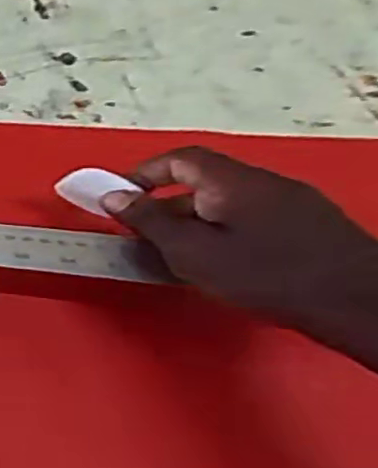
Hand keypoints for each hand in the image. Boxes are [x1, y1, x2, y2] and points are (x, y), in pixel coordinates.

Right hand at [101, 147, 377, 362]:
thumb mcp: (189, 250)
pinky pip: (254, 215)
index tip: (118, 197)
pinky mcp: (315, 226)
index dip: (142, 173)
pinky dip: (226, 228)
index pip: (180, 159)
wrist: (365, 308)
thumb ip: (146, 219)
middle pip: (205, 180)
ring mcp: (299, 204)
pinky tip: (224, 259)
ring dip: (196, 218)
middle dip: (166, 203)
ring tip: (182, 252)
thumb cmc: (267, 276)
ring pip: (230, 200)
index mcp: (236, 183)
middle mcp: (270, 184)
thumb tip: (114, 196)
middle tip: (144, 232)